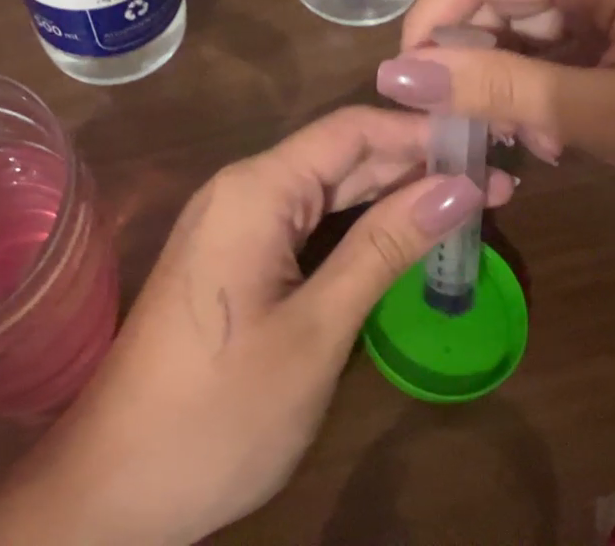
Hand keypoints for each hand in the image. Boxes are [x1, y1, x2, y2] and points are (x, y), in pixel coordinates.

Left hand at [0, 107, 516, 545]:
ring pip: (324, 190)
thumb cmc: (220, 411)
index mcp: (254, 189)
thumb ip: (383, 248)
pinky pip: (303, 224)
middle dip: (416, 165)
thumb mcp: (316, 330)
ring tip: (469, 206)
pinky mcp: (232, 260)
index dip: (422, 134)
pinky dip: (356, 227)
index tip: (490, 147)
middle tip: (498, 184)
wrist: (116, 484)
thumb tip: (460, 186)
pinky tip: (402, 237)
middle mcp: (240, 190)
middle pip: (340, 155)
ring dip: (391, 195)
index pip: (352, 130)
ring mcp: (232, 226)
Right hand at [376, 0, 614, 242]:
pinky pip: (570, 40)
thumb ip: (507, 91)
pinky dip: (551, 85)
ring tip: (534, 147)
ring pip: (532, 22)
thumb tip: (399, 75)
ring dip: (514, 80)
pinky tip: (564, 136)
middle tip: (474, 135)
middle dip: (474, 60)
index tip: (409, 95)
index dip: (430, 24)